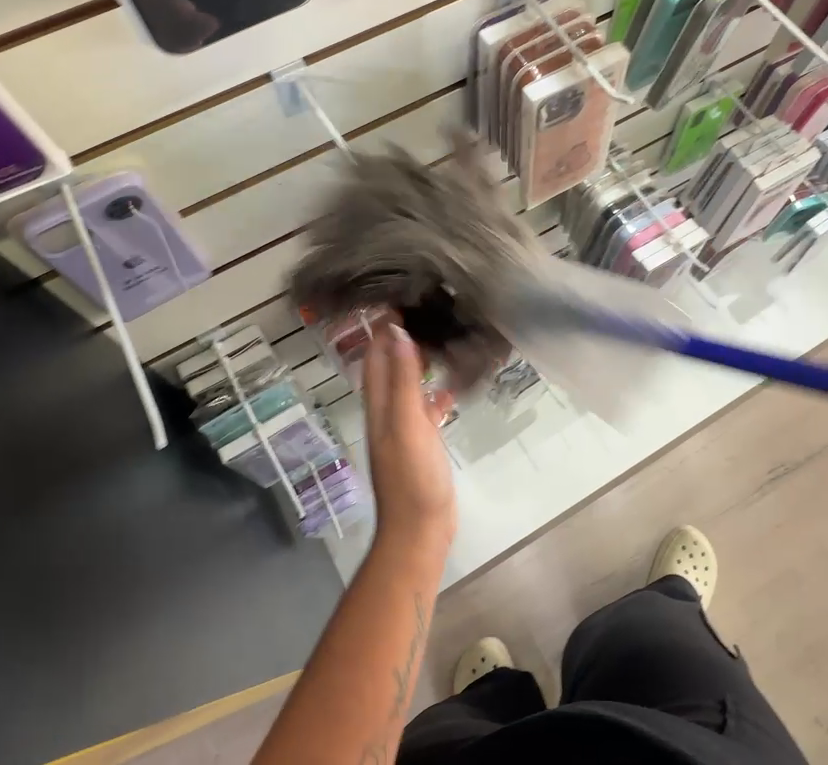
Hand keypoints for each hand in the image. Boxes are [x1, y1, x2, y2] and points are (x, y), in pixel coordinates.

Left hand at [362, 321, 456, 545]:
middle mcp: (386, 413)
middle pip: (389, 367)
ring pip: (407, 387)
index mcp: (379, 406)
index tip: (398, 298)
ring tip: (440, 340)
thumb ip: (402, 380)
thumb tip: (396, 333)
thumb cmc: (412, 477)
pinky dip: (434, 395)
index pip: (376, 357)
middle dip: (400, 340)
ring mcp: (403, 430)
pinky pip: (424, 410)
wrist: (419, 529)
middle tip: (424, 312)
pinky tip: (451, 389)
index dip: (382, 329)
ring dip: (418, 364)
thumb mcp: (407, 424)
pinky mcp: (421, 444)